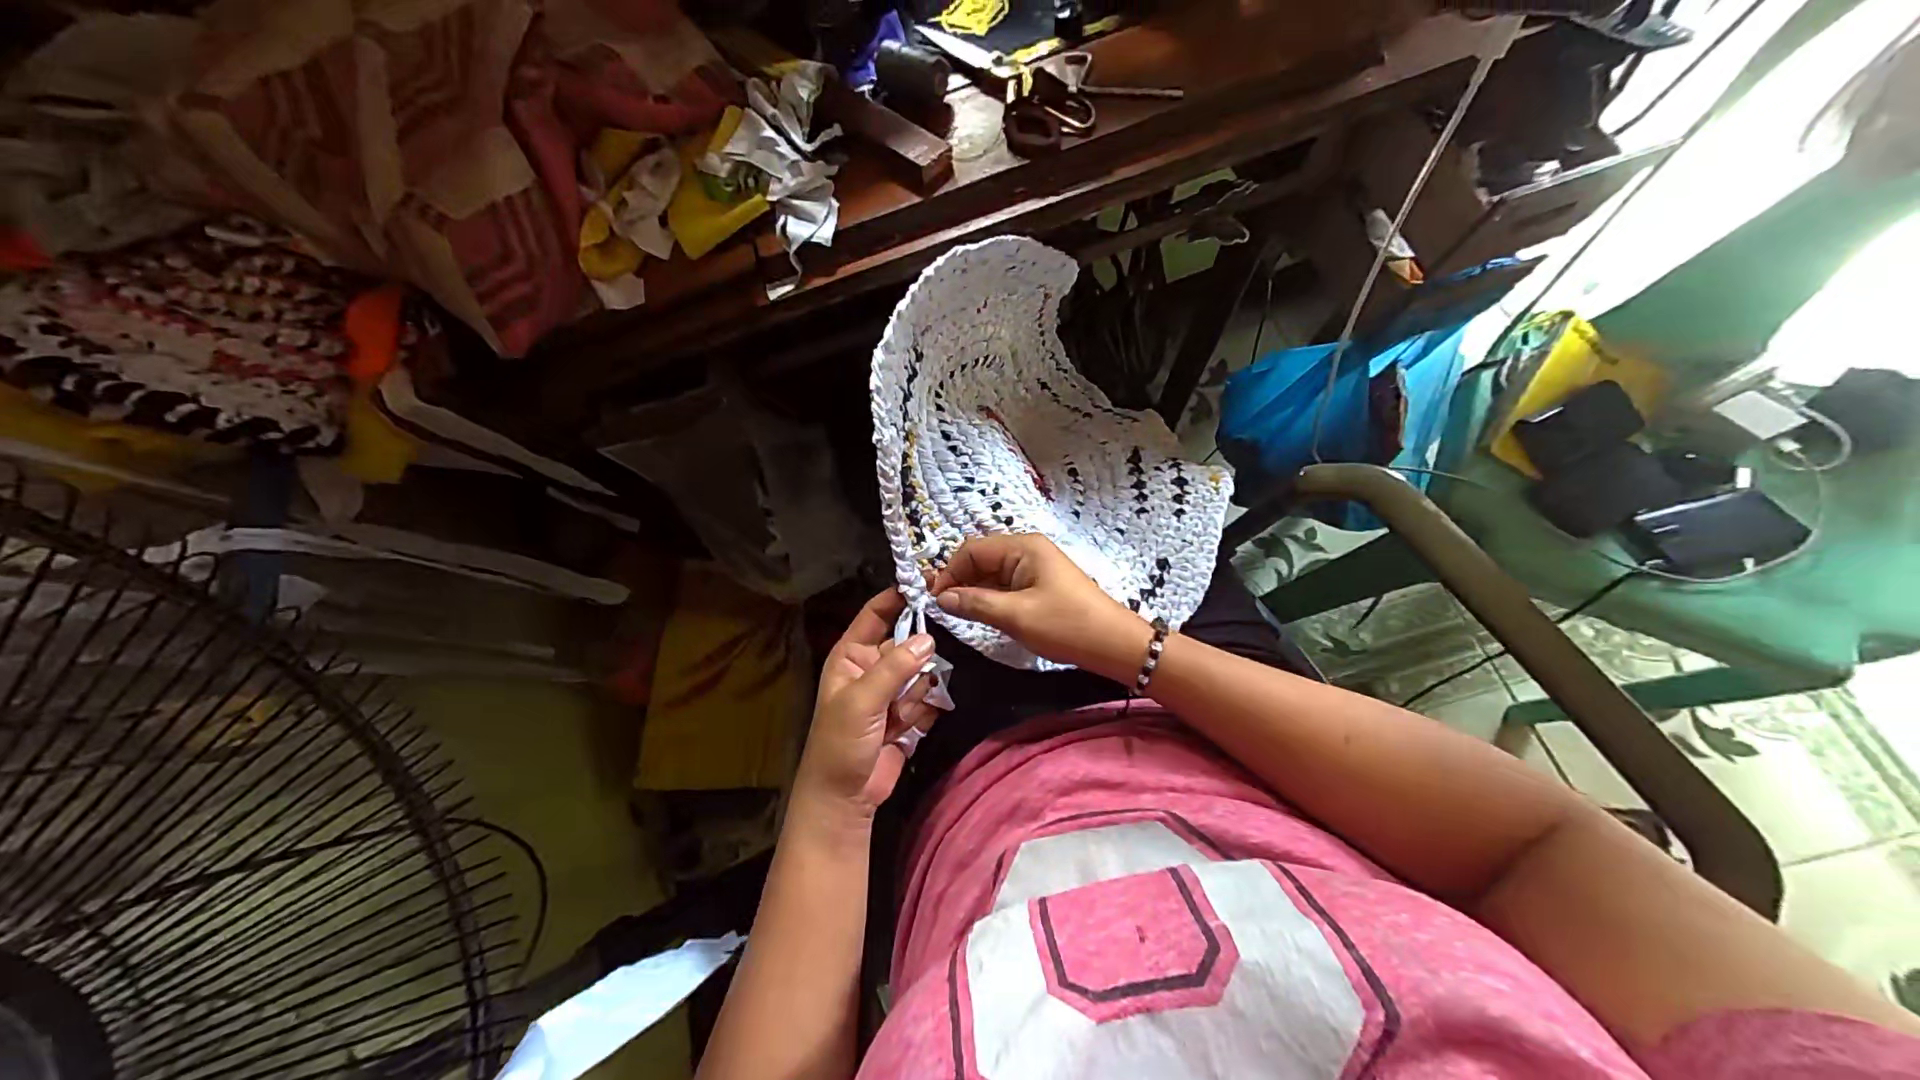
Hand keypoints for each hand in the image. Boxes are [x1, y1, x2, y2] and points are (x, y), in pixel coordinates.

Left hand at [794, 588, 940, 819]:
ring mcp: (890, 693)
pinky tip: (909, 728)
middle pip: (906, 643)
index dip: (899, 598)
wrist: (844, 799)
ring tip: (902, 715)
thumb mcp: (862, 700)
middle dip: (918, 656)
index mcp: (851, 656)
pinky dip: (924, 711)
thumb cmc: (840, 744)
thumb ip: (895, 667)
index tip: (930, 585)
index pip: (876, 614)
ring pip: (921, 673)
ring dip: (918, 692)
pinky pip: (927, 700)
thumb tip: (927, 638)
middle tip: (922, 671)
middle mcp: (871, 668)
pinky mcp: (907, 716)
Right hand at [931, 534, 1152, 682]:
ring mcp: (1035, 568)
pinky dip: (990, 598)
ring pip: (992, 574)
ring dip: (973, 591)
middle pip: (981, 559)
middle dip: (959, 581)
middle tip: (942, 608)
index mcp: (1023, 547)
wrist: (1114, 644)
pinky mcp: (1040, 586)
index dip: (949, 572)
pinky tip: (980, 615)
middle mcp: (1027, 550)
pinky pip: (1005, 586)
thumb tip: (941, 598)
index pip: (972, 549)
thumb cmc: (1066, 625)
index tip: (935, 600)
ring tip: (958, 614)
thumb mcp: (1016, 616)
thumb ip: (975, 604)